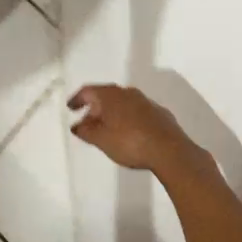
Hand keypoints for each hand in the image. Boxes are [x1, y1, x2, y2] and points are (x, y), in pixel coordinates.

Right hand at [68, 84, 207, 174]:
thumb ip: (86, 131)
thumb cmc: (129, 142)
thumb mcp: (101, 140)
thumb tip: (76, 125)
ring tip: (107, 129)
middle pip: (105, 96)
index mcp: (110, 95)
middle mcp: (127, 92)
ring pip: (122, 103)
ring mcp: (145, 101)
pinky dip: (128, 118)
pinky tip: (130, 133)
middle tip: (88, 122)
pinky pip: (137, 112)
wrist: (170, 150)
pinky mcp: (159, 113)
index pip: (88, 91)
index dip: (77, 99)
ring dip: (112, 114)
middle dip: (95, 109)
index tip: (71, 108)